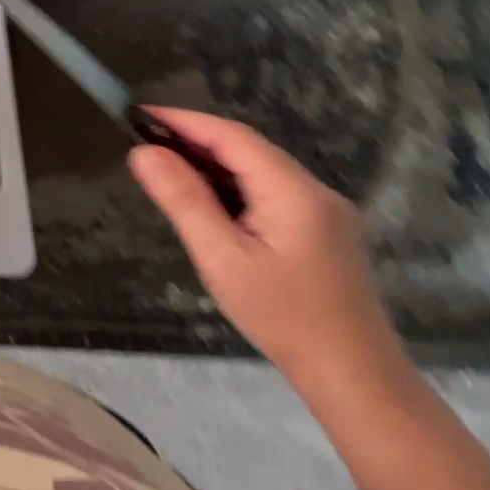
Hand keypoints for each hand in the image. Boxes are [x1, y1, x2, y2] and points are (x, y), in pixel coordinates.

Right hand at [129, 108, 402, 379]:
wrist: (353, 375)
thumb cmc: (281, 314)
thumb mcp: (221, 256)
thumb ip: (183, 199)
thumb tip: (142, 151)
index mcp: (294, 193)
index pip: (233, 137)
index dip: (183, 120)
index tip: (136, 114)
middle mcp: (316, 192)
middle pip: (248, 149)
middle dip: (194, 138)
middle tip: (140, 138)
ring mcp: (324, 212)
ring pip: (259, 169)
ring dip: (211, 161)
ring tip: (162, 165)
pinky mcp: (323, 230)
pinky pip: (270, 190)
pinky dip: (231, 183)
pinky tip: (204, 197)